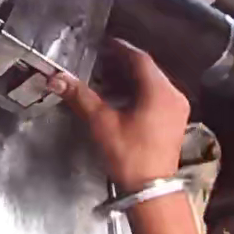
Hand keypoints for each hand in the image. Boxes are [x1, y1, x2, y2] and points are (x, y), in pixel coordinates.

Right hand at [53, 40, 189, 191]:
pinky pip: (157, 96)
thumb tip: (56, 78)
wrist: (151, 190)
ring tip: (105, 78)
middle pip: (147, 70)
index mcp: (160, 91)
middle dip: (122, 64)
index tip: (103, 44)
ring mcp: (177, 109)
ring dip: (129, 79)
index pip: (140, 59)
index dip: (120, 49)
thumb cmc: (129, 155)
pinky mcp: (174, 121)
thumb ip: (81, 97)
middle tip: (99, 60)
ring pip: (152, 83)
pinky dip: (138, 92)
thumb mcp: (102, 123)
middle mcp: (173, 95)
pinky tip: (120, 98)